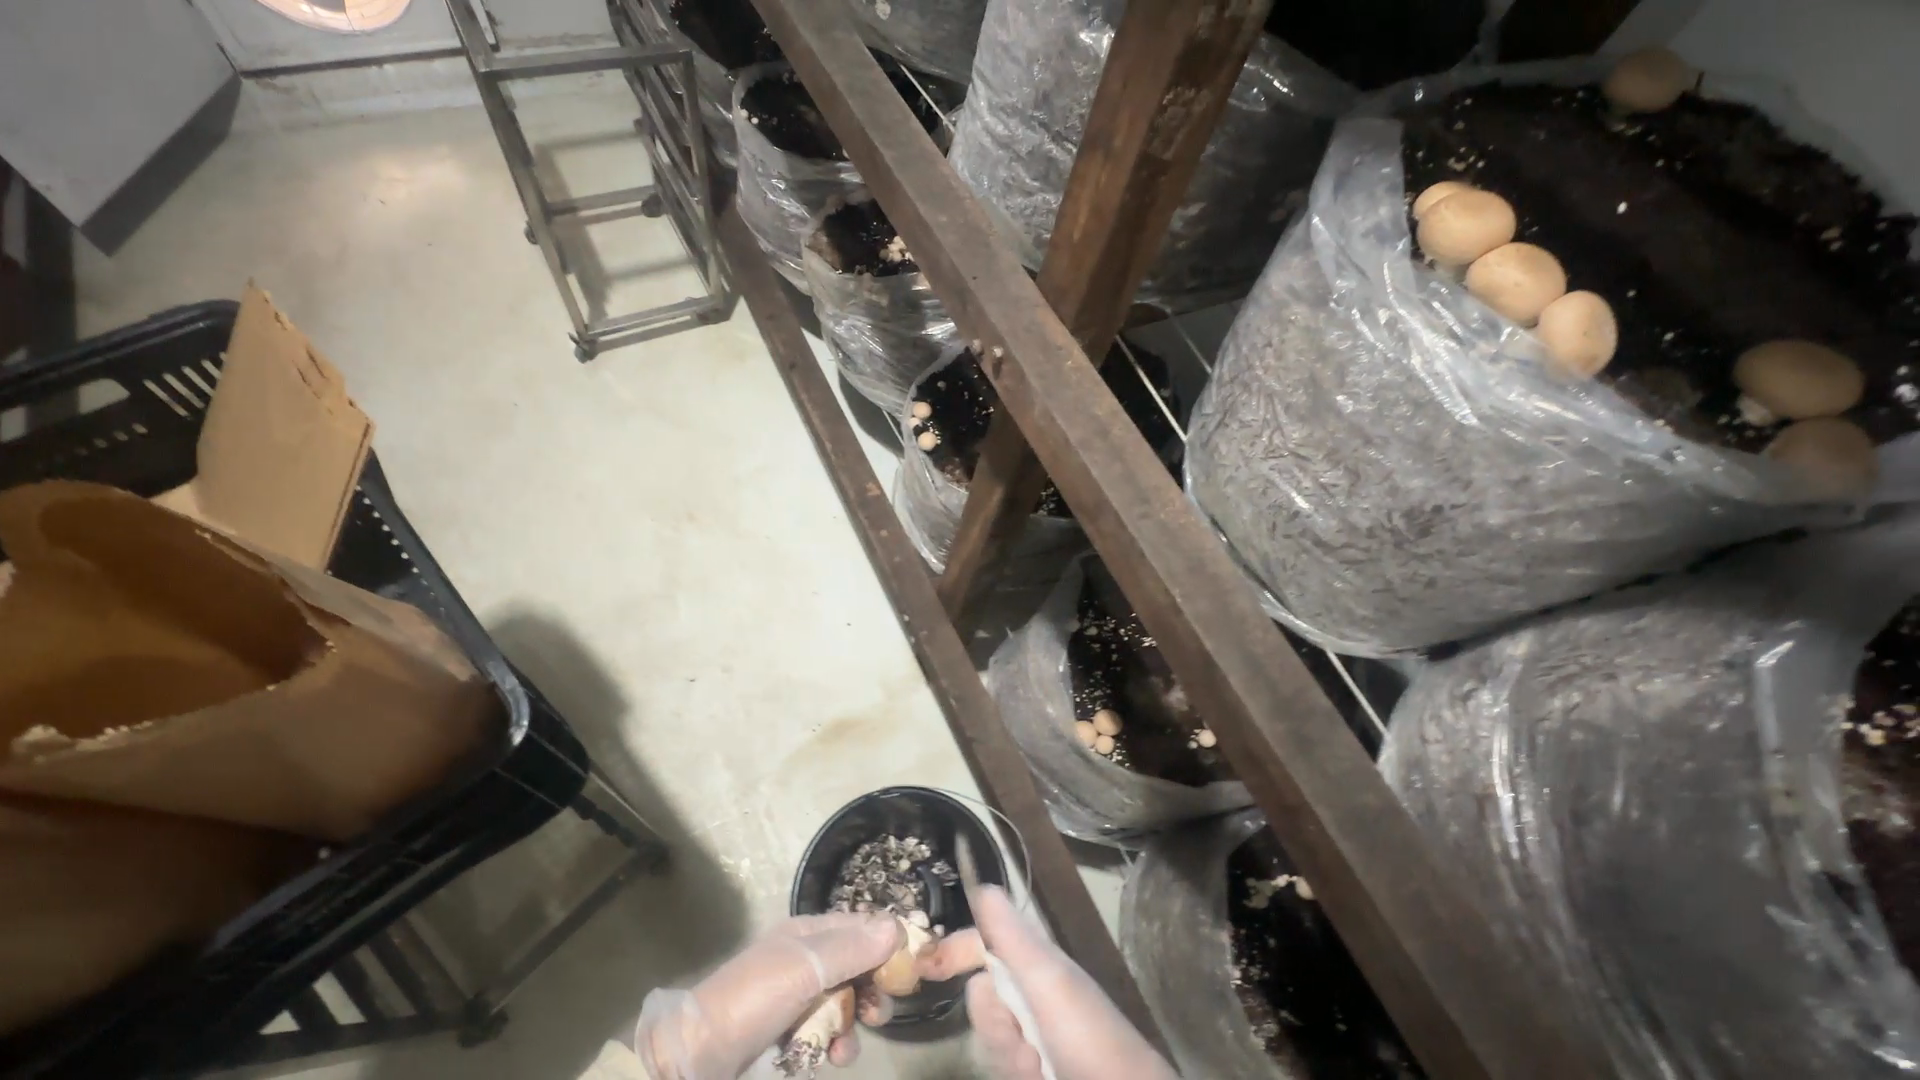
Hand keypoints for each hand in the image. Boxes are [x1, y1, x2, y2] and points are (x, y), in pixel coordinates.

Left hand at [633, 912, 903, 1078]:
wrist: (699, 1055)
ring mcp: (796, 997)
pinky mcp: (790, 1032)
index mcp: (807, 933)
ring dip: (855, 1021)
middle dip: (874, 987)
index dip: (888, 941)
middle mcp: (805, 960)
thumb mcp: (806, 967)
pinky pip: (827, 1031)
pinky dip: (836, 1042)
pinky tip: (833, 1056)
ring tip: (848, 1044)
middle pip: (857, 966)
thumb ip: (853, 947)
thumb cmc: (754, 998)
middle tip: (882, 1009)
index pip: (860, 926)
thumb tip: (898, 923)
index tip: (914, 964)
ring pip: (845, 1002)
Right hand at [919, 887, 1177, 1079]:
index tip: (924, 966)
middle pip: (982, 995)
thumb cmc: (1086, 1033)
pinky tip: (1037, 1075)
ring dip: (1006, 1050)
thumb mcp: (1047, 978)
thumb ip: (1012, 936)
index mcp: (1037, 962)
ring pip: (990, 1032)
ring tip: (1037, 1064)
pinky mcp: (1035, 1064)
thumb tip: (982, 885)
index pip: (984, 942)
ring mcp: (1035, 1031)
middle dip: (993, 1021)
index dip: (954, 949)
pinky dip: (1015, 1069)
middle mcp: (1033, 991)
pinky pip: (1002, 1060)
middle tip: (1022, 1038)